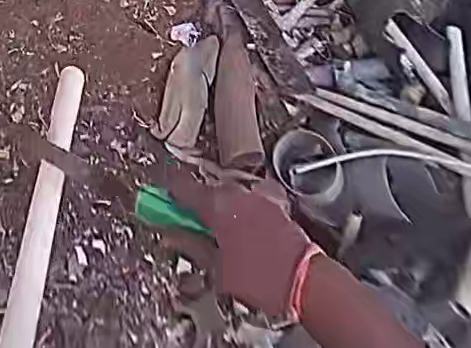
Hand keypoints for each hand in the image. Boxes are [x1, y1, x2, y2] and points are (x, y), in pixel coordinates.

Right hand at [168, 176, 314, 316]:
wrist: (310, 284)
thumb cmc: (261, 278)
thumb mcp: (217, 269)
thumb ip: (190, 246)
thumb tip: (168, 234)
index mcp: (214, 203)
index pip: (180, 186)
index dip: (167, 193)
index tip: (160, 202)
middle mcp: (234, 191)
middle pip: (205, 189)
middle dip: (196, 205)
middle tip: (192, 225)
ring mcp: (257, 194)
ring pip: (229, 193)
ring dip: (221, 205)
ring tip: (224, 230)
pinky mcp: (276, 203)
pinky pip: (253, 196)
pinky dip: (246, 205)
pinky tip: (249, 222)